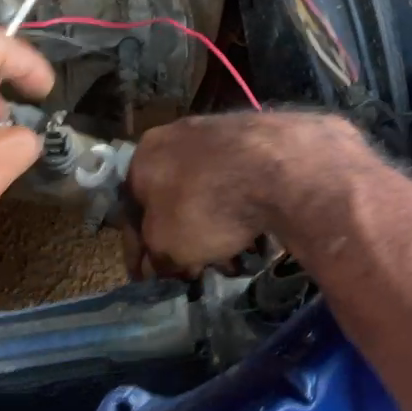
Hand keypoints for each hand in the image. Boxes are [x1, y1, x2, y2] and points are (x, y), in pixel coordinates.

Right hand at [125, 111, 370, 277]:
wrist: (279, 166)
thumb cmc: (206, 205)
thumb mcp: (166, 243)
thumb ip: (157, 254)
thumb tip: (159, 262)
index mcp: (146, 154)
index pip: (132, 207)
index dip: (138, 248)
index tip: (147, 277)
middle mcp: (182, 135)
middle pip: (176, 198)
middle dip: (184, 238)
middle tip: (195, 271)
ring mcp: (226, 133)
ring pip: (214, 192)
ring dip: (219, 229)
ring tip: (233, 262)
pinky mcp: (266, 141)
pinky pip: (247, 185)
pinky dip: (247, 212)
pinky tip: (259, 239)